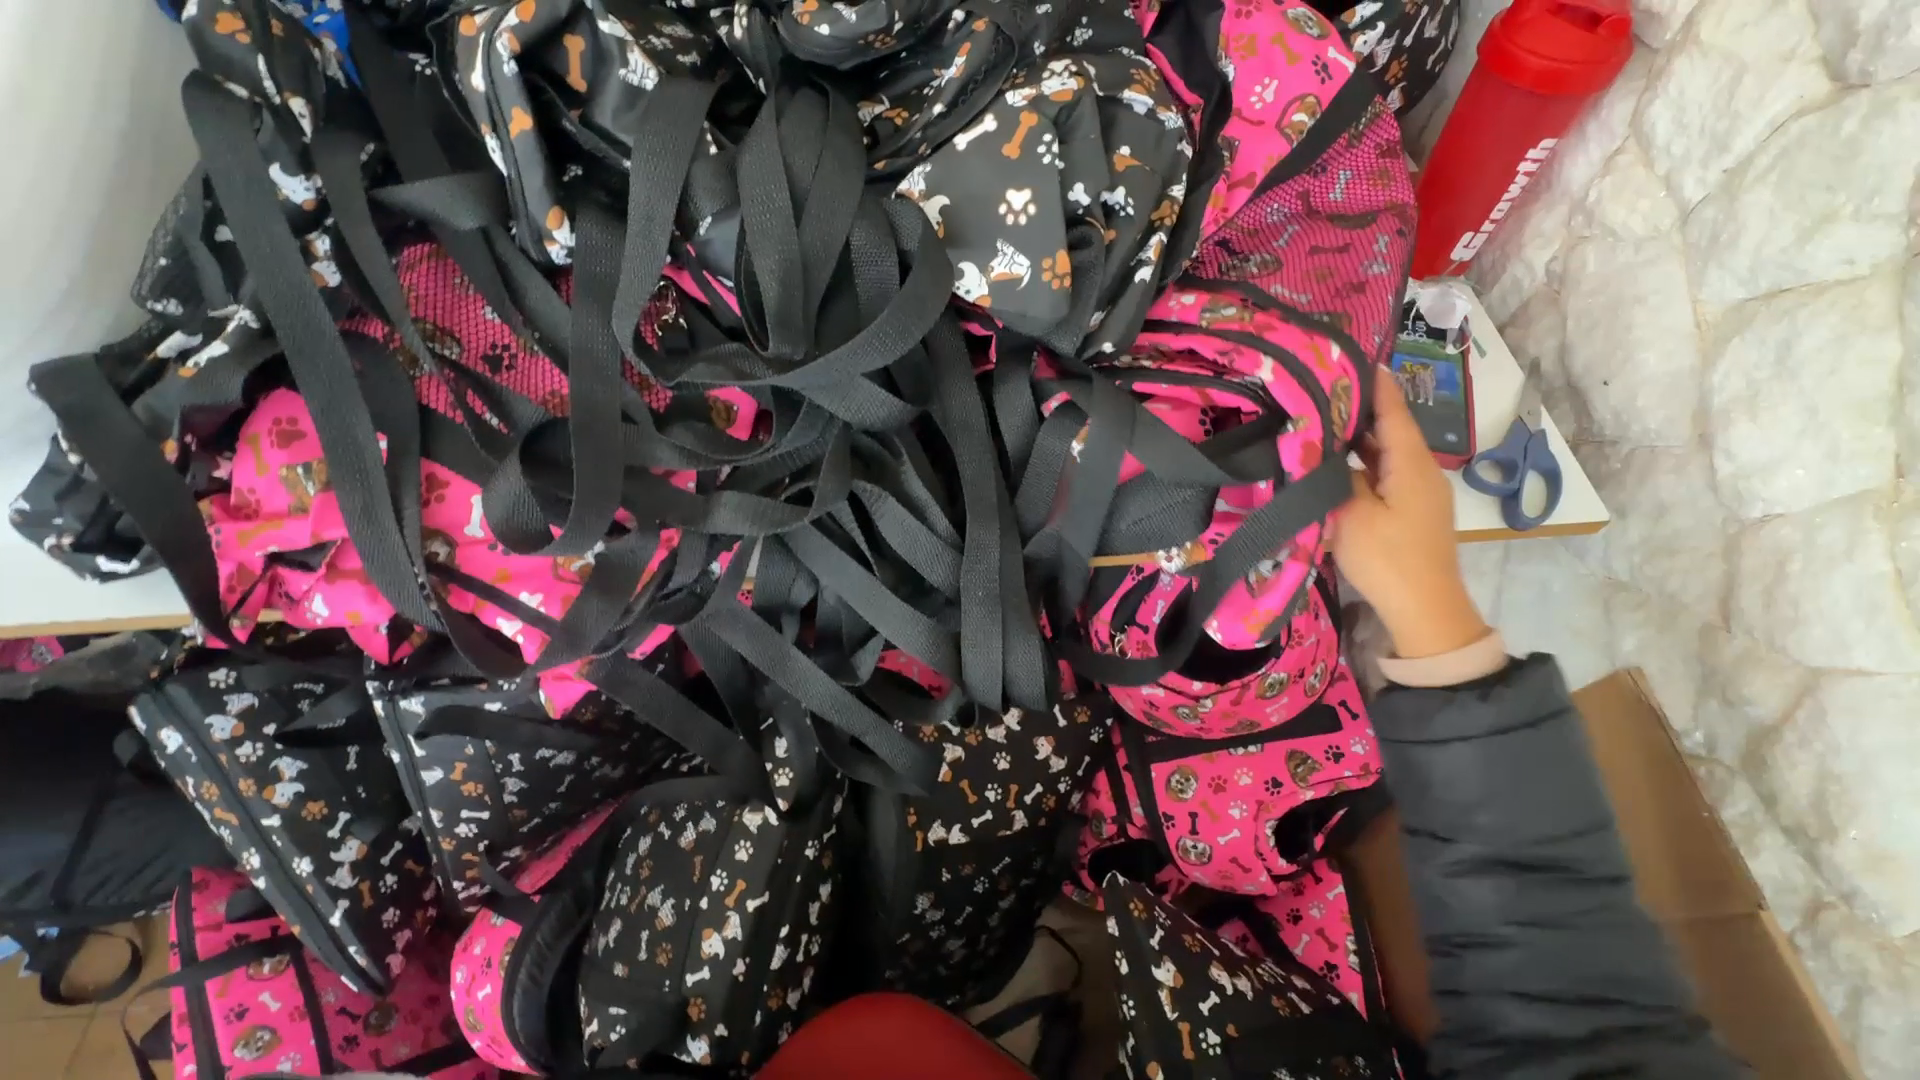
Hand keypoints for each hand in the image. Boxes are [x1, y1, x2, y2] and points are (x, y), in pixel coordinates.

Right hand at [1330, 364, 1488, 659]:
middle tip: (1320, 389)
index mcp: (1411, 462)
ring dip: (1358, 438)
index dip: (1373, 384)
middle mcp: (1421, 469)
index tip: (1352, 356)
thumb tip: (1327, 450)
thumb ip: (1338, 474)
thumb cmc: (1387, 558)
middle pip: (1390, 428)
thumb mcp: (1351, 513)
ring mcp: (1420, 491)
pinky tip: (1337, 463)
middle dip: (1359, 408)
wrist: (1425, 610)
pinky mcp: (1412, 511)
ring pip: (1387, 452)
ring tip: (1321, 420)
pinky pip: (1386, 473)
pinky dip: (1363, 462)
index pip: (1391, 410)